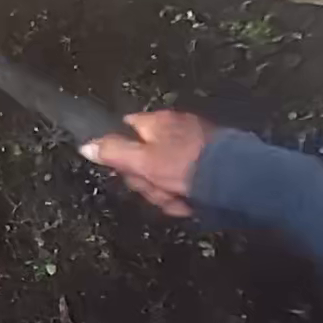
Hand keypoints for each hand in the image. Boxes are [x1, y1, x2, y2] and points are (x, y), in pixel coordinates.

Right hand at [79, 111, 215, 217]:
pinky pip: (181, 182)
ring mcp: (192, 147)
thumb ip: (112, 151)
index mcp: (156, 122)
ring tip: (175, 196)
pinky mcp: (206, 166)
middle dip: (144, 180)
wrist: (236, 181)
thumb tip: (86, 145)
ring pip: (160, 175)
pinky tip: (188, 200)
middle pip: (141, 158)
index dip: (119, 152)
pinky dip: (181, 195)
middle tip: (154, 187)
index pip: (124, 129)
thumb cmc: (185, 167)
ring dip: (162, 192)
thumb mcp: (141, 160)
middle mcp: (174, 129)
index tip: (124, 168)